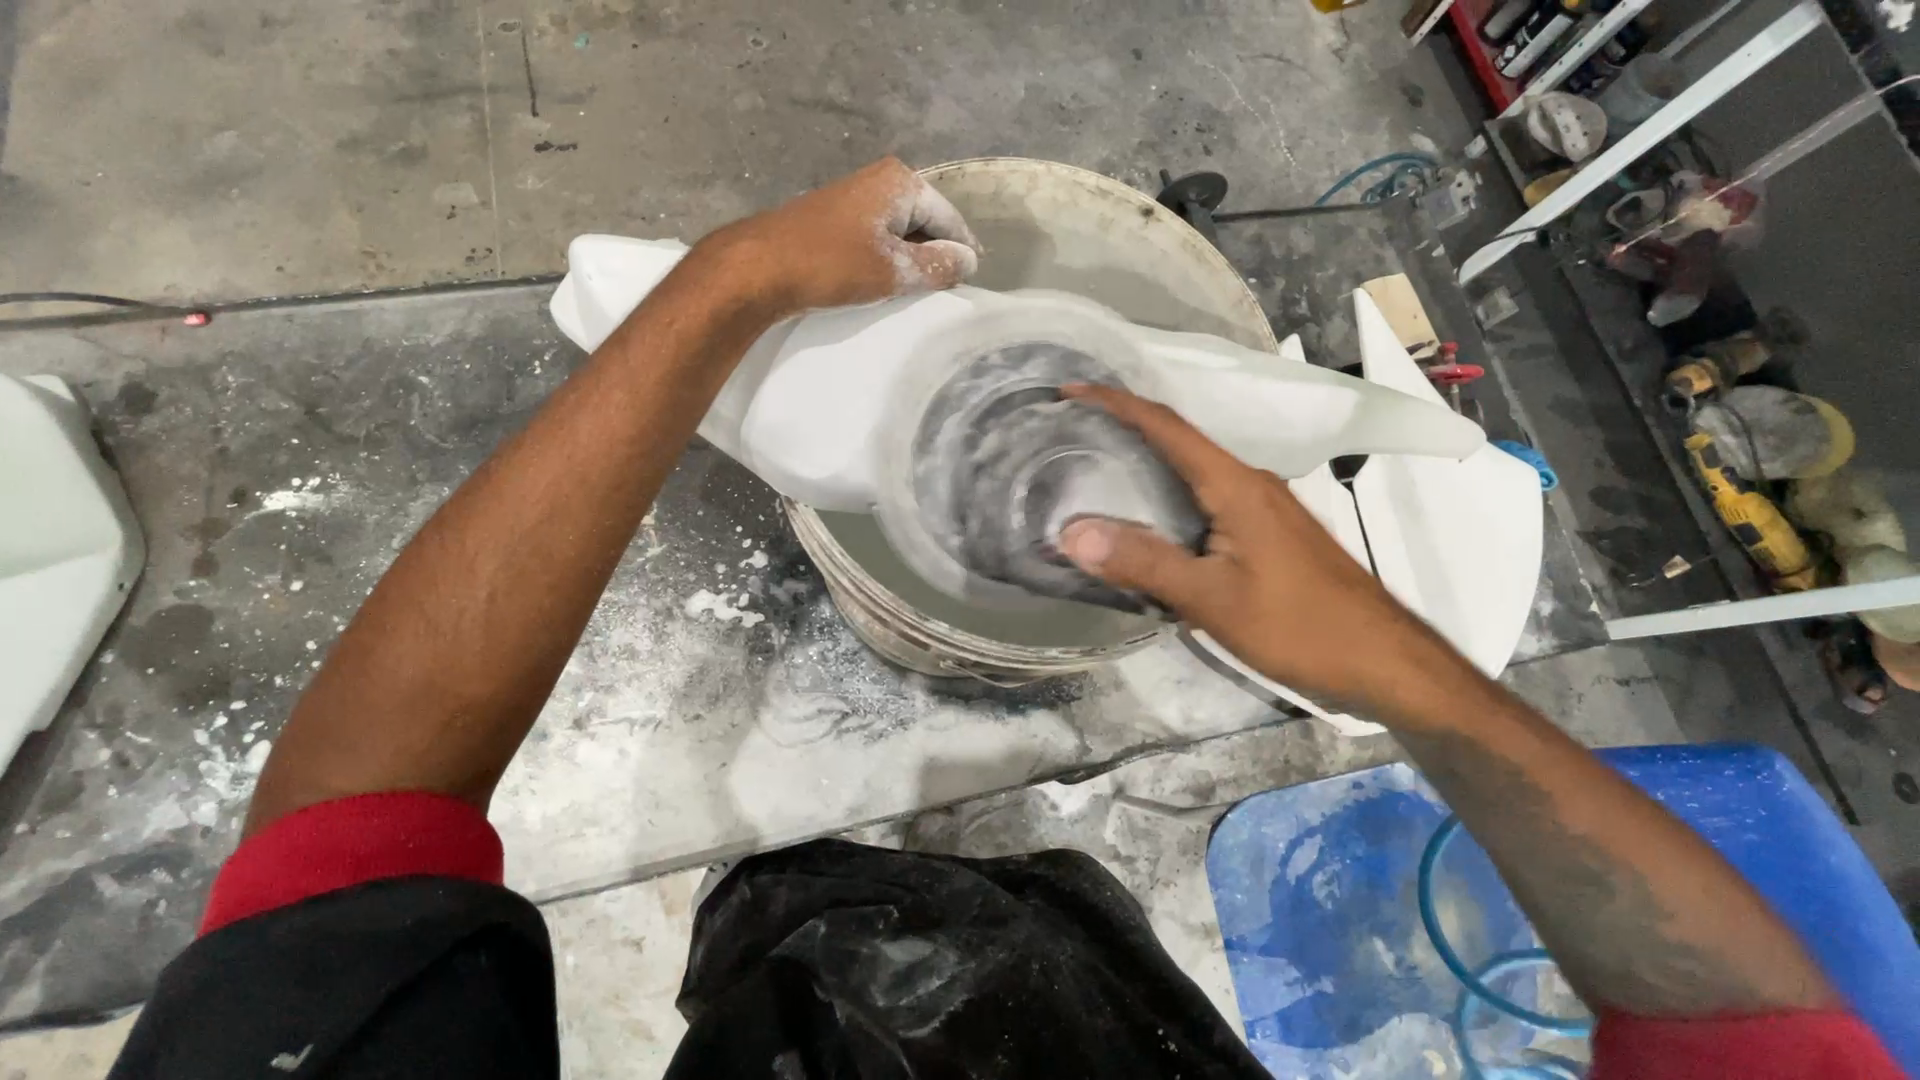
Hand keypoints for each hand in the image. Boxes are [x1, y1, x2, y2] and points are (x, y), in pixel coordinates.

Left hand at [702, 157, 981, 317]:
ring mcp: (857, 198)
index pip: (950, 219)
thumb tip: (969, 261)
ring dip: (911, 261)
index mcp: (902, 182)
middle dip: (937, 256)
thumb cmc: (833, 265)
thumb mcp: (895, 271)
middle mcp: (882, 180)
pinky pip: (878, 239)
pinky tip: (885, 284)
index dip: (963, 253)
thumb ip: (940, 266)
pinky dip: (887, 260)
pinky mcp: (838, 219)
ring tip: (917, 294)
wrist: (760, 268)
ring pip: (901, 233)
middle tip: (945, 294)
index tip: (971, 285)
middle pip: (926, 223)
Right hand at [1056, 384, 1468, 717]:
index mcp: (1236, 485)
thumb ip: (1143, 562)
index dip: (1115, 403)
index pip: (1167, 426)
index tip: (1068, 393)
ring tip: (1095, 476)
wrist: (1384, 660)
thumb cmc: (1300, 626)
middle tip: (1070, 438)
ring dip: (1146, 465)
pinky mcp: (1269, 534)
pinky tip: (1148, 525)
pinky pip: (1208, 500)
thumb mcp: (1212, 599)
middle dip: (1123, 430)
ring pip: (1194, 473)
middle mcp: (1251, 483)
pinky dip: (1169, 498)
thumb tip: (1071, 533)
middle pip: (1179, 442)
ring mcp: (1264, 508)